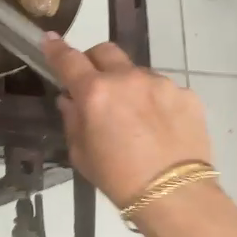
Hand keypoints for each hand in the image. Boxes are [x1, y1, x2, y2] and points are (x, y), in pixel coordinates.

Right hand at [42, 34, 212, 205]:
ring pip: (136, 72)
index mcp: (95, 92)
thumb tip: (71, 100)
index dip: (56, 49)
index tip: (49, 40)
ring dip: (128, 86)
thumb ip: (73, 120)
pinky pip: (163, 89)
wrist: (176, 196)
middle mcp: (127, 79)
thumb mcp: (81, 153)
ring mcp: (161, 83)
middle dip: (94, 61)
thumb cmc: (118, 179)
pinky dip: (155, 101)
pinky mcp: (187, 94)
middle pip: (105, 51)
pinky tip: (160, 127)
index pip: (68, 59)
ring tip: (136, 118)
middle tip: (94, 84)